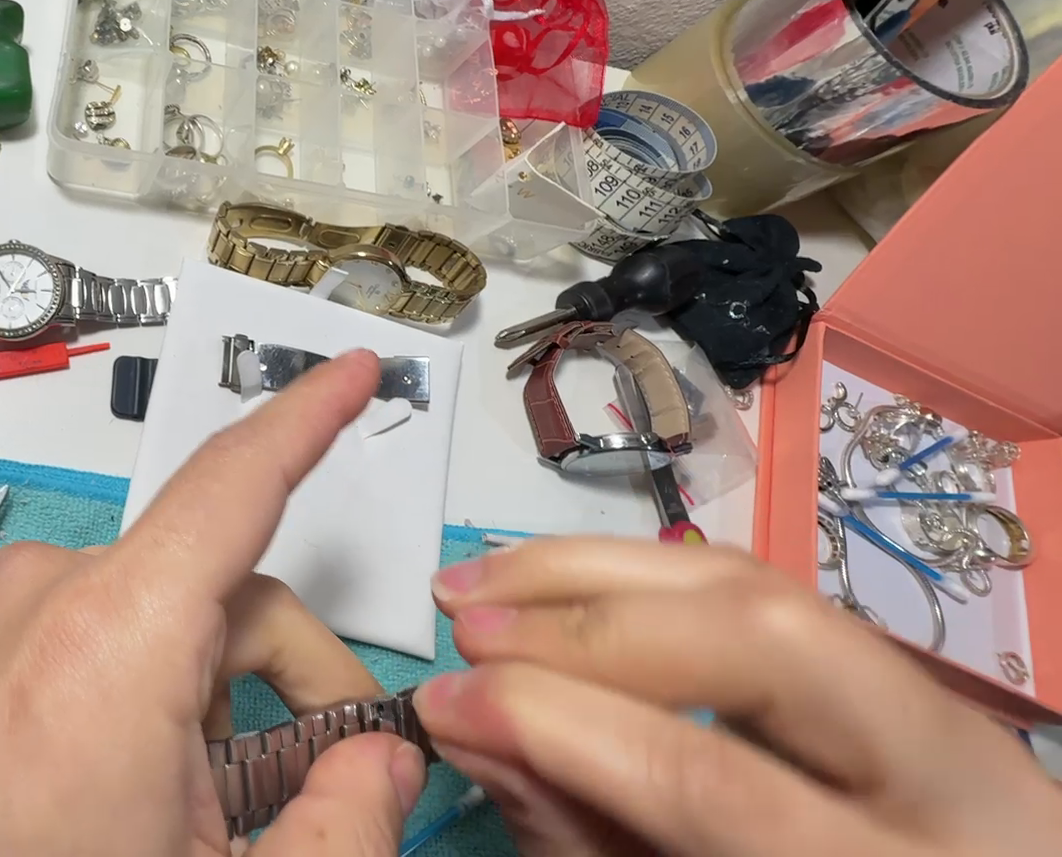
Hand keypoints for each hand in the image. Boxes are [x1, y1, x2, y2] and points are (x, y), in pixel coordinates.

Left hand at [0, 351, 425, 855]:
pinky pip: (100, 626)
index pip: (234, 482)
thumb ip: (341, 829)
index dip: (308, 415)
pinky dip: (149, 680)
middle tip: (333, 774)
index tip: (353, 370)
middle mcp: (50, 590)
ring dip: (216, 690)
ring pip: (164, 611)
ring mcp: (4, 607)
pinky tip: (138, 777)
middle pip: (221, 588)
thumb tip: (386, 761)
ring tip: (210, 806)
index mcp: (112, 634)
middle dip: (296, 672)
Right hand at [418, 538, 1061, 855]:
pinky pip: (731, 581)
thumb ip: (571, 831)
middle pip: (755, 635)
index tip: (441, 703)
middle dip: (577, 622)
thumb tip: (462, 721)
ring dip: (576, 570)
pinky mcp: (871, 658)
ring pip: (742, 580)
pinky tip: (535, 579)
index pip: (712, 778)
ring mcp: (927, 700)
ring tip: (467, 586)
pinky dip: (613, 570)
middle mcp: (959, 776)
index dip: (551, 724)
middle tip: (464, 631)